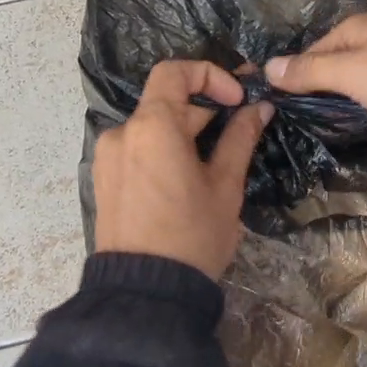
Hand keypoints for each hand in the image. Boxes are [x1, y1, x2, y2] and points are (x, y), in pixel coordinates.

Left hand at [92, 61, 272, 279]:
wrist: (144, 294)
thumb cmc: (191, 234)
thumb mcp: (225, 184)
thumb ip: (241, 137)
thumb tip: (260, 107)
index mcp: (152, 126)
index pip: (175, 72)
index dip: (211, 76)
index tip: (238, 101)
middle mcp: (122, 133)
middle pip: (167, 101)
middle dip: (206, 110)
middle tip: (240, 133)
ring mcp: (109, 158)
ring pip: (154, 127)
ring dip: (187, 132)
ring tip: (217, 164)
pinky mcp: (106, 181)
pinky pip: (140, 149)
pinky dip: (167, 150)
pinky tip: (190, 181)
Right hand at [265, 14, 366, 128]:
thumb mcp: (353, 72)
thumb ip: (312, 71)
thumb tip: (267, 66)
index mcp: (354, 29)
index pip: (308, 53)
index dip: (290, 77)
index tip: (271, 106)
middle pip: (334, 62)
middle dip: (317, 87)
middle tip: (293, 123)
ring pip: (359, 76)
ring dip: (344, 95)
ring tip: (321, 125)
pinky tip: (363, 118)